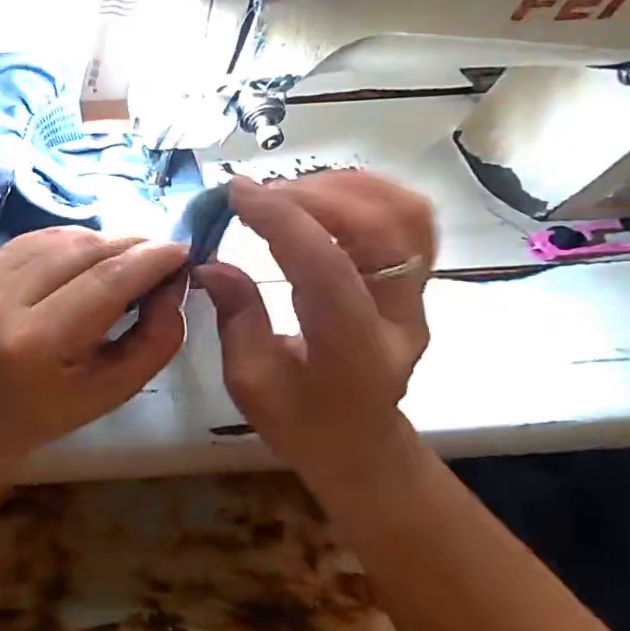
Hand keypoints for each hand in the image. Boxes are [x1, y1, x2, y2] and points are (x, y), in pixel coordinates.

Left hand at [0, 227, 189, 458]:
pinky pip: (53, 236)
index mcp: (33, 341)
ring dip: (110, 245)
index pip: (104, 282)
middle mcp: (4, 298)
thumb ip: (158, 336)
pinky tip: (92, 267)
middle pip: (88, 251)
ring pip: (72, 238)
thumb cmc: (62, 403)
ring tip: (128, 270)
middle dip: (135, 248)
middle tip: (165, 261)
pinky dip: (83, 244)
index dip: (149, 260)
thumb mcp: (121, 386)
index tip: (186, 250)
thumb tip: (174, 278)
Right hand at [194, 172, 435, 474]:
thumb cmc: (300, 421)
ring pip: (405, 215)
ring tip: (288, 191)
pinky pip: (408, 218)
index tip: (235, 192)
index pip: (326, 269)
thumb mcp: (249, 382)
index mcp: (354, 353)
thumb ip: (236, 317)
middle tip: (258, 193)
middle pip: (380, 231)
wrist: (359, 442)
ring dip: (344, 188)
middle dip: (314, 196)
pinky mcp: (417, 281)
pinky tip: (320, 195)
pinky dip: (364, 192)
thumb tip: (211, 262)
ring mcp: (418, 297)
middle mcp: (400, 319)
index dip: (281, 221)